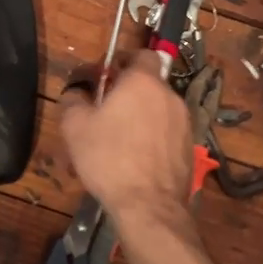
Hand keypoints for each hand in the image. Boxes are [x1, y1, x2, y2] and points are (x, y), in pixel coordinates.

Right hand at [61, 50, 192, 228]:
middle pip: (148, 84)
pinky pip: (167, 134)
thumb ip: (73, 98)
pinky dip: (153, 139)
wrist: (149, 209)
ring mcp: (184, 125)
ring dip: (141, 117)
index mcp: (143, 82)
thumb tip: (77, 92)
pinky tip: (136, 161)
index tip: (106, 76)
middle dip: (128, 93)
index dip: (124, 61)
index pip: (141, 54)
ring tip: (119, 141)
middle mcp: (169, 97)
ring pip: (158, 110)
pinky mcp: (189, 151)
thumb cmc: (109, 158)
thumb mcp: (75, 126)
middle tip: (105, 111)